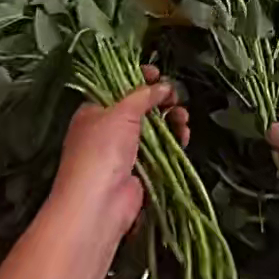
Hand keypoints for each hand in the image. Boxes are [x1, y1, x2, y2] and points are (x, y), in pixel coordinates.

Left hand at [48, 65, 189, 240]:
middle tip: (176, 96)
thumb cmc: (102, 150)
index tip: (158, 72)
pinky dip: (172, 141)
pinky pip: (159, 151)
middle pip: (138, 107)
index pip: (118, 85)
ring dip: (169, 119)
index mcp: (95, 109)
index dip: (138, 77)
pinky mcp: (139, 171)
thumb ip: (143, 95)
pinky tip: (184, 136)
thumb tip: (163, 85)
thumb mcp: (121, 112)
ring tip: (183, 117)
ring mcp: (123, 151)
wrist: (99, 205)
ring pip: (152, 128)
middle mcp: (107, 128)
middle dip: (159, 100)